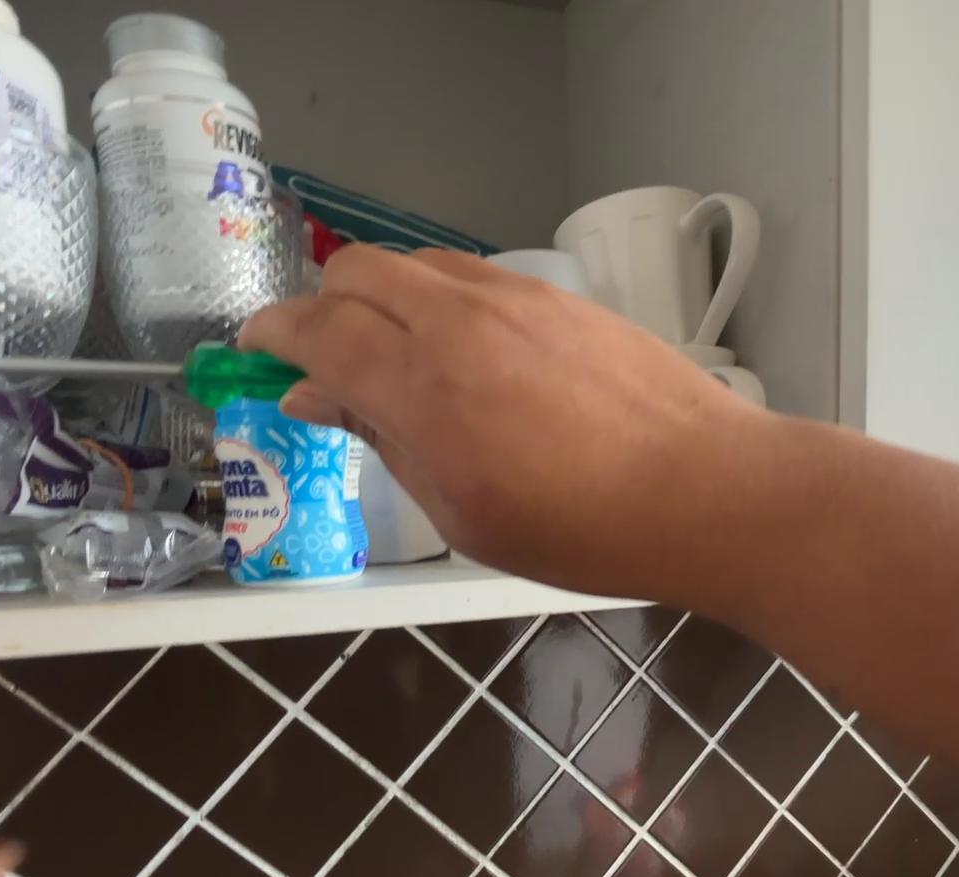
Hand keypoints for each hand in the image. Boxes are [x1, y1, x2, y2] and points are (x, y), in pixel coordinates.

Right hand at [240, 245, 771, 601]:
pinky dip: (439, 300)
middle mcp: (460, 319)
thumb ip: (384, 443)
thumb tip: (319, 400)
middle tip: (329, 364)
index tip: (255, 353)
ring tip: (399, 358)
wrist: (703, 491)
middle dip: (322, 310)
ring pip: (413, 264)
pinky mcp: (558, 296)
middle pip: (354, 272)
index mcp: (423, 385)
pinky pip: (470, 276)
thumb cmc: (579, 531)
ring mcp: (515, 297)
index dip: (271, 335)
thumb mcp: (462, 515)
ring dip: (382, 300)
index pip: (314, 328)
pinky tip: (466, 352)